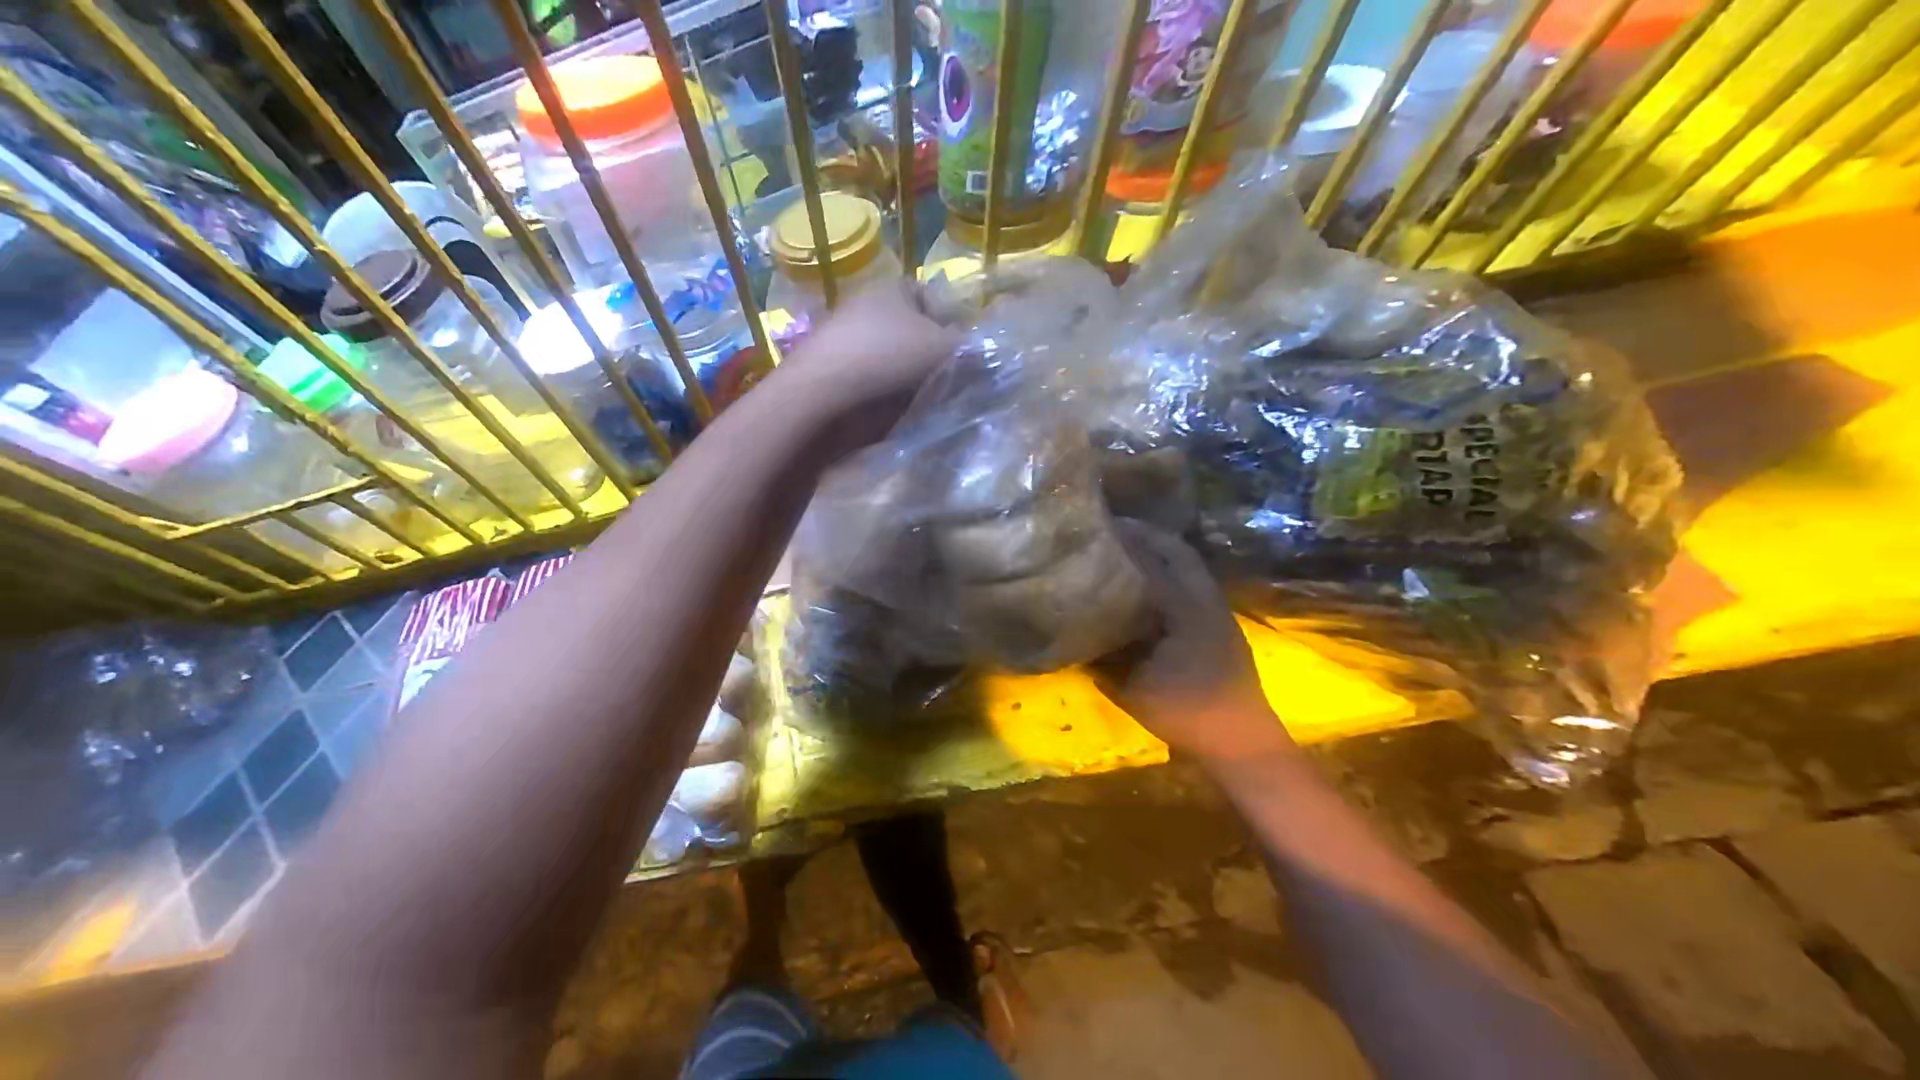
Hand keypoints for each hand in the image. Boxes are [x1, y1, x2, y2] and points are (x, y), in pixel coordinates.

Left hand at [772, 280, 960, 448]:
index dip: (949, 320)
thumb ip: (971, 348)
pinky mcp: (829, 371)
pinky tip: (893, 412)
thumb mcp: (944, 349)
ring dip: (906, 378)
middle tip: (948, 379)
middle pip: (910, 329)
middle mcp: (865, 306)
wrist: (822, 395)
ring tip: (923, 401)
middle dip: (928, 353)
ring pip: (889, 357)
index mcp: (892, 288)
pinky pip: (869, 380)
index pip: (929, 295)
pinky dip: (882, 394)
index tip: (960, 349)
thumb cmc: (888, 358)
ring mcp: (843, 339)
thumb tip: (983, 352)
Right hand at [1097, 520, 1297, 763]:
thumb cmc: (1185, 711)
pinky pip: (1191, 583)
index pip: (1151, 557)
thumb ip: (1102, 656)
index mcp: (1184, 605)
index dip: (1124, 538)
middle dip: (1145, 534)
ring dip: (1159, 551)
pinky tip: (1146, 583)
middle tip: (1111, 530)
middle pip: (1176, 550)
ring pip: (1188, 565)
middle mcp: (1204, 597)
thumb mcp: (1132, 686)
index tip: (1097, 526)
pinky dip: (1168, 572)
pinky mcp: (1219, 624)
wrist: (1239, 741)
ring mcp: (1216, 610)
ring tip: (1125, 549)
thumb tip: (1073, 630)